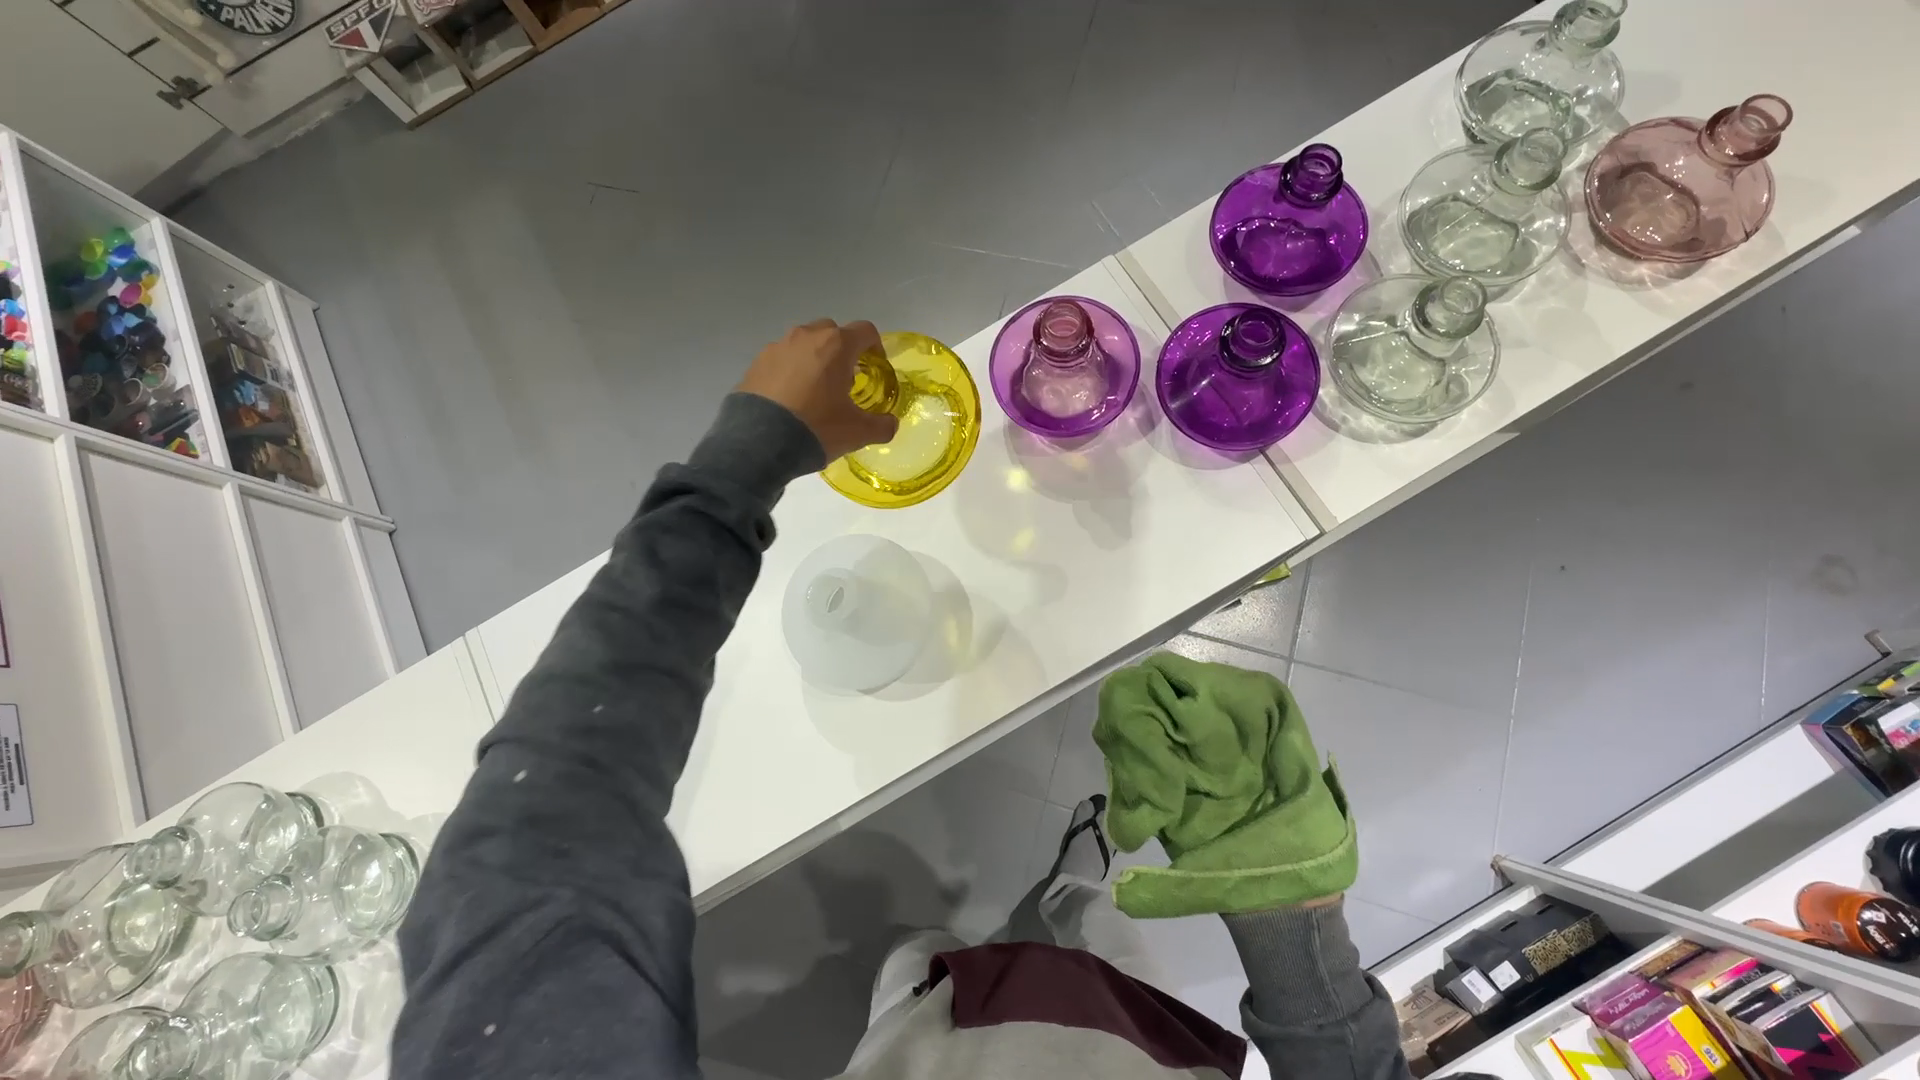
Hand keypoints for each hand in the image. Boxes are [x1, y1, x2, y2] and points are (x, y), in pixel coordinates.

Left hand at [738, 320, 898, 460]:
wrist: (758, 443)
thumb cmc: (816, 428)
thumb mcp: (857, 432)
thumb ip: (881, 425)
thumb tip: (890, 424)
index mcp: (836, 345)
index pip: (865, 331)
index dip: (876, 347)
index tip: (876, 367)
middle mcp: (806, 336)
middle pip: (832, 332)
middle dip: (842, 351)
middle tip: (844, 380)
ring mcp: (777, 347)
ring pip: (803, 344)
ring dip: (814, 359)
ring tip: (814, 391)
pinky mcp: (755, 363)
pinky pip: (781, 360)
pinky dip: (790, 371)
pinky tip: (789, 399)